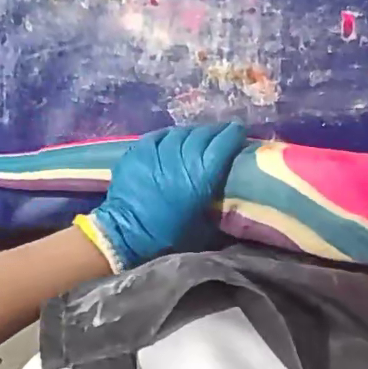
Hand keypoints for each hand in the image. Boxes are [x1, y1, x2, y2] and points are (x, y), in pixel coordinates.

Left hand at [79, 123, 246, 270]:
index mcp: (202, 174)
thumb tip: (231, 185)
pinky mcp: (139, 149)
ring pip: (182, 132)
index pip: (224, 142)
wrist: (127, 234)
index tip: (240, 132)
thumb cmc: (170, 236)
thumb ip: (218, 198)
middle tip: (221, 135)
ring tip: (197, 138)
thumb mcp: (205, 223)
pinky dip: (170, 136)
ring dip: (193, 133)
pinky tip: (173, 139)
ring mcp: (158, 150)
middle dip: (216, 132)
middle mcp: (182, 156)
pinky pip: (160, 135)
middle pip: (204, 133)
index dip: (234, 134)